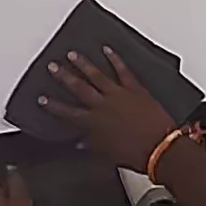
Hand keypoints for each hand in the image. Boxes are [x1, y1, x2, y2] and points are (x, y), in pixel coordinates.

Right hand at [39, 47, 180, 172]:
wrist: (162, 149)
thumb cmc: (137, 155)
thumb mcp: (109, 154)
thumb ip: (92, 145)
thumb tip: (81, 143)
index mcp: (95, 124)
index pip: (68, 113)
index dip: (54, 106)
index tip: (43, 99)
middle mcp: (103, 106)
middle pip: (79, 88)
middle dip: (64, 76)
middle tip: (53, 66)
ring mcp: (119, 94)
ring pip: (96, 75)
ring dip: (83, 64)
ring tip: (73, 54)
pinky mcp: (134, 89)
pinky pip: (122, 70)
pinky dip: (114, 59)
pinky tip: (107, 50)